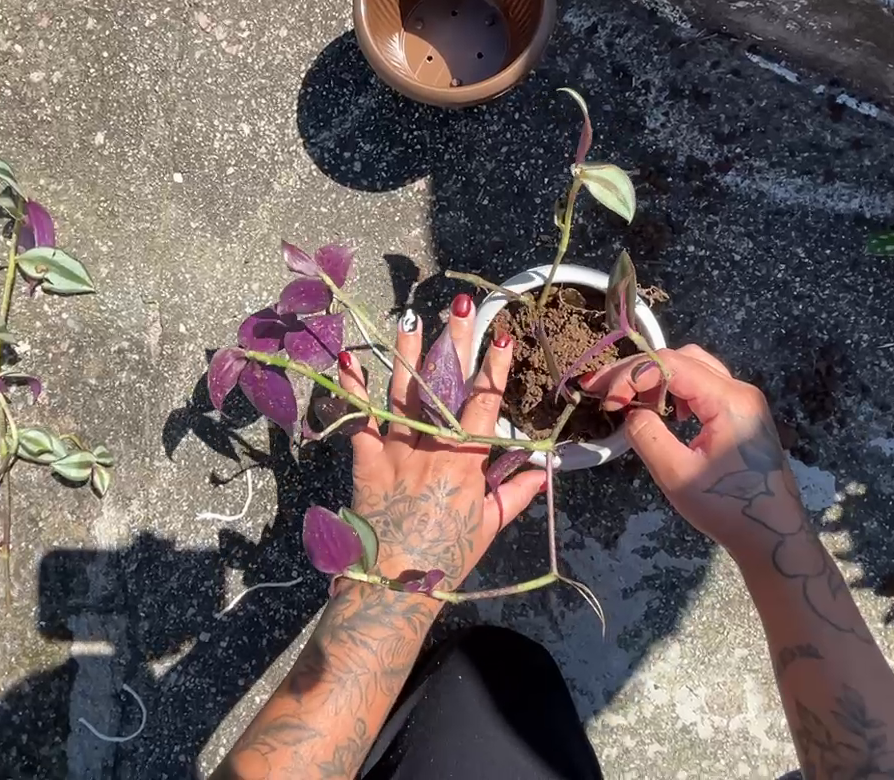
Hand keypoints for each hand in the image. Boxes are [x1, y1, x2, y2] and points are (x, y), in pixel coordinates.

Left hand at [334, 296, 548, 585]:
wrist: (393, 587)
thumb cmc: (446, 558)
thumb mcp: (490, 527)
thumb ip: (517, 493)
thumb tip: (546, 468)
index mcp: (465, 463)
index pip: (484, 406)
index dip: (494, 370)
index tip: (502, 336)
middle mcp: (431, 448)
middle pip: (446, 388)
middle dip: (456, 343)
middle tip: (462, 307)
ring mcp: (396, 450)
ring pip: (404, 393)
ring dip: (409, 353)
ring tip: (412, 318)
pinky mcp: (365, 458)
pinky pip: (358, 418)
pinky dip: (353, 387)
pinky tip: (348, 357)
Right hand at [581, 345, 805, 555]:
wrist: (774, 539)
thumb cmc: (727, 509)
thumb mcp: (676, 474)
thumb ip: (646, 434)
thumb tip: (630, 411)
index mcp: (729, 400)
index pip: (670, 364)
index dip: (631, 375)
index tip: (607, 400)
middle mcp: (739, 391)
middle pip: (681, 357)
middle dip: (639, 370)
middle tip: (607, 391)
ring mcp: (743, 401)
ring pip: (692, 367)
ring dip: (657, 378)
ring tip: (631, 400)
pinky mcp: (741, 414)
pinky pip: (702, 385)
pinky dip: (675, 389)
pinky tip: (663, 412)